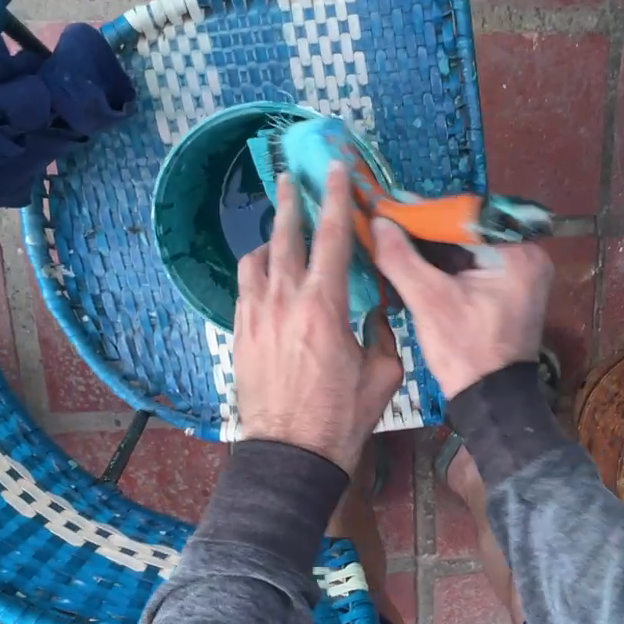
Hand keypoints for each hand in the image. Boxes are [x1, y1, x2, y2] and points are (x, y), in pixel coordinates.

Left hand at [234, 166, 403, 473]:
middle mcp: (284, 301)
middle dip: (289, 202)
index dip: (335, 198)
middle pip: (285, 236)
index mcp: (324, 306)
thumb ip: (382, 335)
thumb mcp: (382, 374)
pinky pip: (244, 289)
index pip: (331, 237)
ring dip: (270, 240)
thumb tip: (375, 315)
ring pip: (256, 260)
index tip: (334, 170)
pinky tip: (264, 277)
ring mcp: (256, 317)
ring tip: (279, 234)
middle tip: (289, 178)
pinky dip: (256, 273)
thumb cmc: (342, 417)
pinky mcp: (240, 335)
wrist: (291, 453)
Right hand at [369, 217, 552, 398]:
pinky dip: (452, 265)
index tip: (391, 211)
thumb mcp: (429, 302)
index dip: (425, 215)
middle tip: (392, 226)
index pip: (467, 218)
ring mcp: (524, 275)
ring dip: (438, 248)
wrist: (491, 400)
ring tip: (399, 241)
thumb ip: (401, 258)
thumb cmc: (465, 352)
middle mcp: (530, 257)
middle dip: (431, 231)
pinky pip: (478, 265)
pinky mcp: (513, 291)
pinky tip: (420, 264)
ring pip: (472, 248)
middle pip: (471, 231)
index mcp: (520, 253)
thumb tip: (377, 222)